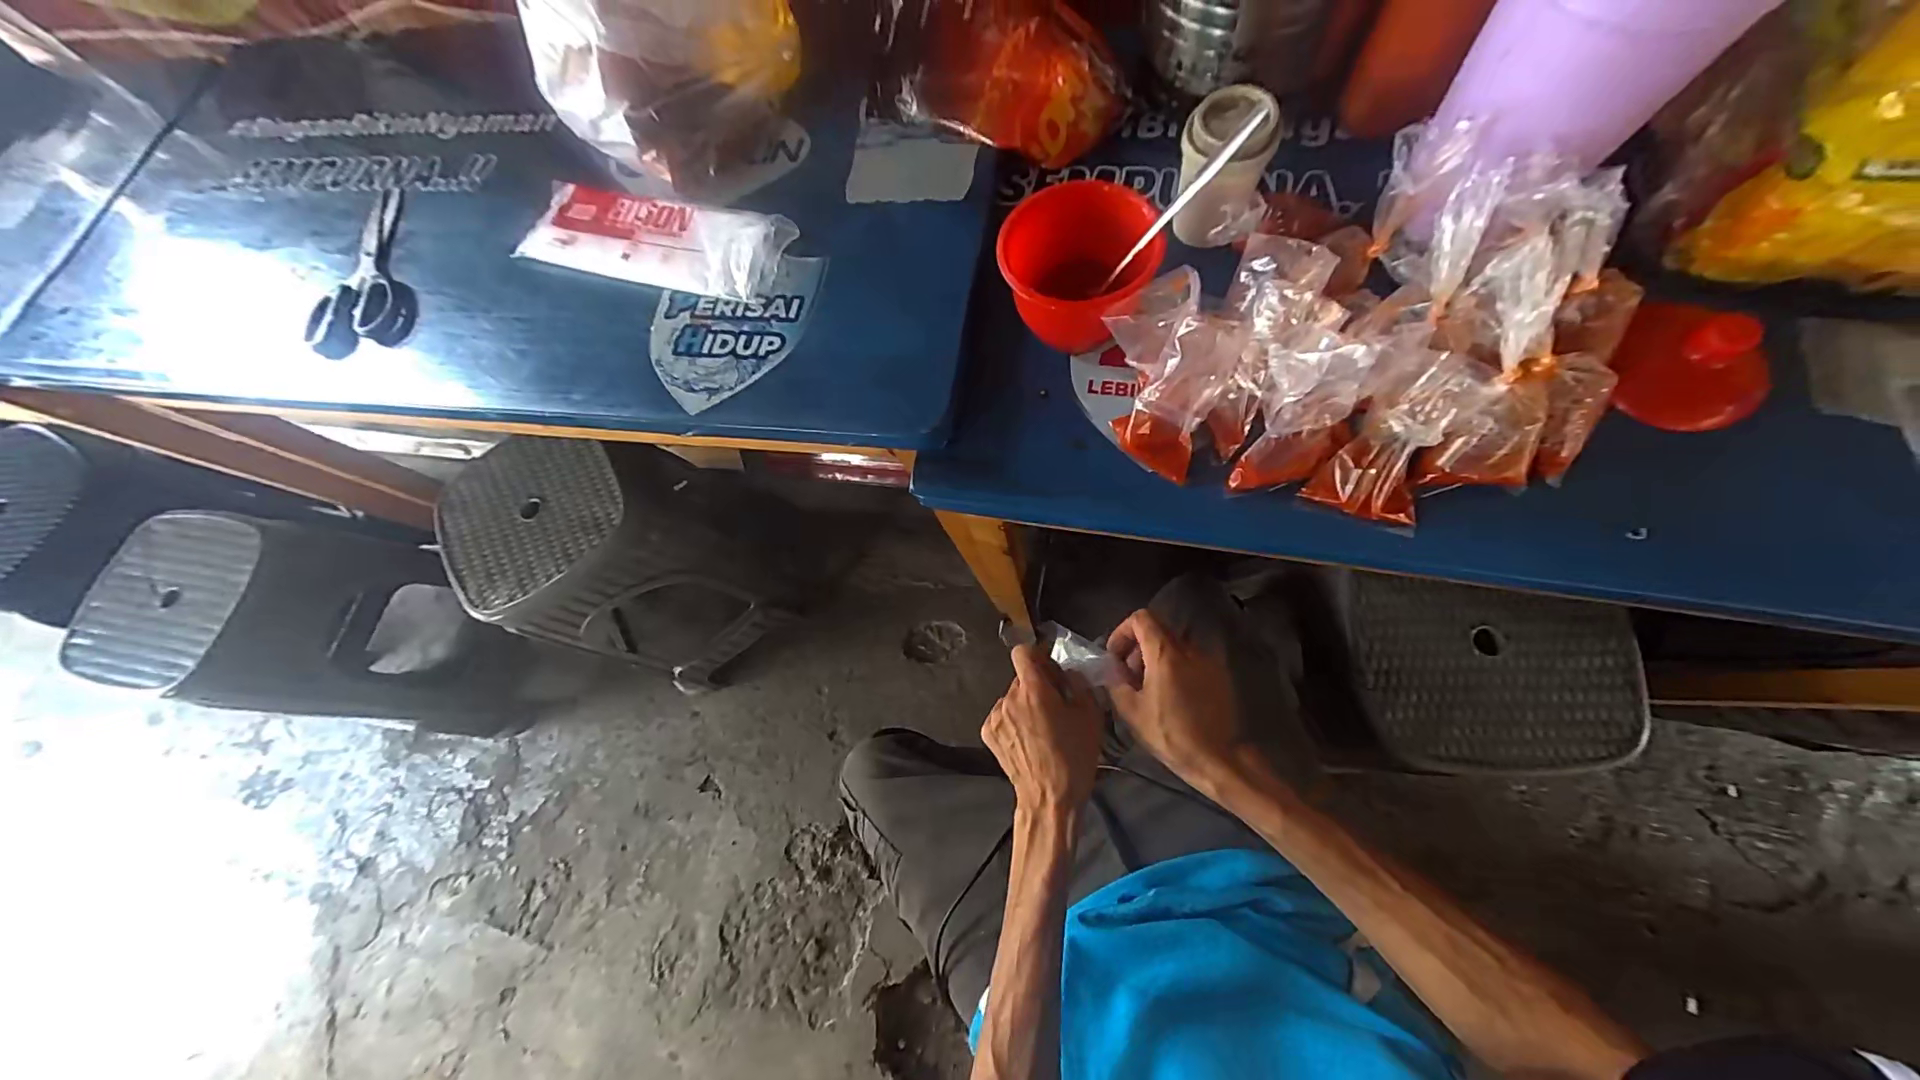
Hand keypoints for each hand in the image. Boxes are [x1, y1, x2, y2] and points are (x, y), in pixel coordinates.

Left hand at [981, 645, 1104, 812]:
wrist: (1049, 798)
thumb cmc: (1073, 757)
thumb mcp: (1089, 715)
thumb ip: (1077, 683)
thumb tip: (1066, 672)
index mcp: (1033, 690)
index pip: (1022, 652)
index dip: (1037, 655)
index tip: (1049, 668)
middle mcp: (1008, 698)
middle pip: (1021, 678)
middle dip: (1037, 686)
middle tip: (1055, 705)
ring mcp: (995, 716)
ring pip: (1012, 698)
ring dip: (1025, 704)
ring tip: (1042, 729)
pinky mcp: (987, 733)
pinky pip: (1003, 715)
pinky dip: (1014, 720)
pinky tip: (1028, 739)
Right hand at [1106, 609, 1248, 785]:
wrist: (1217, 757)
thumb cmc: (1169, 734)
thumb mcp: (1131, 710)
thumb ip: (1115, 681)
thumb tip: (1111, 667)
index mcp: (1165, 653)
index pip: (1141, 618)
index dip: (1123, 632)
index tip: (1116, 656)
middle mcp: (1189, 649)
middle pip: (1158, 630)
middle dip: (1137, 647)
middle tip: (1129, 677)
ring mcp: (1208, 660)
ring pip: (1174, 645)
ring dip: (1156, 658)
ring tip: (1150, 688)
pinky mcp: (1220, 675)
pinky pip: (1191, 660)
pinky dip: (1176, 667)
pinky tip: (1172, 696)